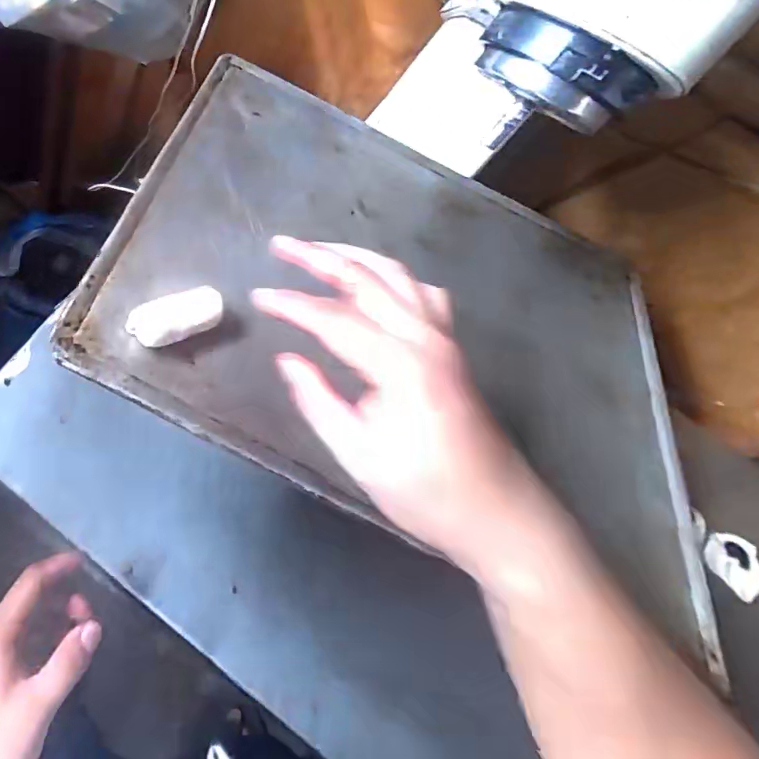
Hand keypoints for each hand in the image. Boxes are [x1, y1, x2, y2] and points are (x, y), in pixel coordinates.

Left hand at [0, 553, 101, 758]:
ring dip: (56, 620)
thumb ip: (66, 663)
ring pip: (27, 622)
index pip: (30, 583)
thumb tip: (95, 625)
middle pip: (30, 600)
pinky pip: (22, 642)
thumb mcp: (36, 704)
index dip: (58, 568)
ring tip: (82, 635)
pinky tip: (62, 655)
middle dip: (62, 599)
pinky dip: (45, 639)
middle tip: (90, 617)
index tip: (85, 561)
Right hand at [251, 237, 558, 575]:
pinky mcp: (452, 345)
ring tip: (319, 251)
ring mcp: (444, 337)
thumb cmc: (426, 493)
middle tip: (281, 244)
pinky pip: (421, 291)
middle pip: (367, 279)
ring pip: (397, 274)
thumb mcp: (359, 456)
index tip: (259, 296)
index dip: (292, 305)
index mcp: (400, 366)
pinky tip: (374, 283)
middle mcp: (425, 337)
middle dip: (319, 257)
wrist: (499, 514)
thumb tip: (288, 360)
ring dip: (355, 256)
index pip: (334, 319)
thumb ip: (318, 401)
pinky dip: (390, 275)